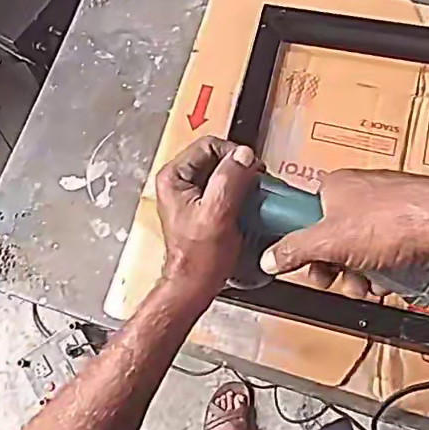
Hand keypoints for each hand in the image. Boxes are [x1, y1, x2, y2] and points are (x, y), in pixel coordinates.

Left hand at [156, 136, 259, 298]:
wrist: (195, 284)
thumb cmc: (199, 257)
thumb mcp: (218, 213)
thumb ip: (230, 179)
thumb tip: (243, 155)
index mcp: (174, 177)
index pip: (209, 145)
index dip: (234, 154)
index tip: (250, 169)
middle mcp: (179, 182)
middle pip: (217, 157)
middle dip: (240, 168)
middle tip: (255, 182)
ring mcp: (190, 195)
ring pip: (223, 173)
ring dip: (242, 181)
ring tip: (253, 194)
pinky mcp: (203, 207)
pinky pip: (225, 189)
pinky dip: (239, 194)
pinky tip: (247, 206)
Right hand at [259, 169, 428, 282]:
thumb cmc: (399, 219)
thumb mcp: (330, 242)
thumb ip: (295, 251)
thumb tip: (270, 258)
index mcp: (336, 186)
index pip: (303, 216)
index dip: (301, 244)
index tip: (301, 263)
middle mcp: (361, 194)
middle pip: (332, 239)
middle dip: (335, 267)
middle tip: (338, 279)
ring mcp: (388, 212)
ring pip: (361, 252)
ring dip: (361, 275)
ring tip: (370, 284)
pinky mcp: (410, 229)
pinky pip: (387, 256)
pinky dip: (387, 272)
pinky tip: (391, 280)